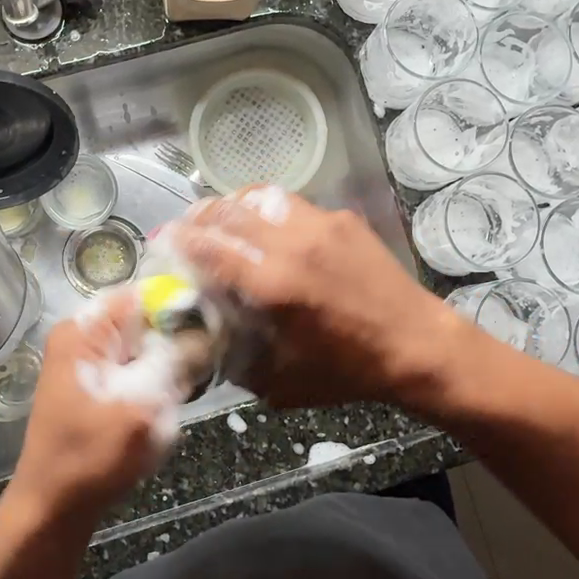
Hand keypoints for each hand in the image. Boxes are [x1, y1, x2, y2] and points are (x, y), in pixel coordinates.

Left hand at [6, 290, 209, 522]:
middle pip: (147, 319)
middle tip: (210, 359)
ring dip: (171, 366)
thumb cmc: (90, 458)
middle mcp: (84, 338)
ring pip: (147, 347)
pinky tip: (171, 404)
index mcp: (84, 331)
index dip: (183, 301)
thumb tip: (210, 327)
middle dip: (180, 338)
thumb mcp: (142, 406)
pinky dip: (158, 384)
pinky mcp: (98, 388)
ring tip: (189, 386)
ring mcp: (90, 363)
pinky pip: (138, 370)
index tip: (219, 320)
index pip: (143, 293)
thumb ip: (177, 361)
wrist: (52, 510)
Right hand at [160, 186, 472, 408]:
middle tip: (186, 228)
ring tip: (221, 219)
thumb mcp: (281, 381)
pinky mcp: (342, 220)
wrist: (416, 345)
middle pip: (228, 213)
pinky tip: (267, 228)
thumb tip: (208, 337)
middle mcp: (292, 245)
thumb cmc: (348, 371)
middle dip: (198, 217)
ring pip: (259, 198)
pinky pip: (291, 205)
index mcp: (273, 286)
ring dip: (232, 206)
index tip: (162, 242)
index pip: (209, 249)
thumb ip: (237, 356)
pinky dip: (268, 211)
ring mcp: (319, 225)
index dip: (179, 242)